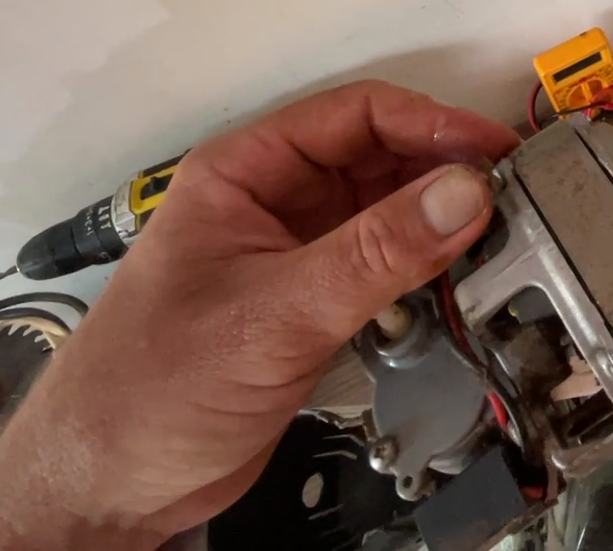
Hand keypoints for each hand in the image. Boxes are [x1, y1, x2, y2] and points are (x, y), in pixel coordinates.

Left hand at [0, 81, 519, 549]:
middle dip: (445, 166)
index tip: (491, 149)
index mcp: (247, 169)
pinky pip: (388, 254)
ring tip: (497, 228)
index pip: (357, 114)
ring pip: (390, 203)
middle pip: (381, 153)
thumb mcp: (275, 313)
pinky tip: (459, 269)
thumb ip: (377, 252)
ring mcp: (301, 243)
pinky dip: (427, 257)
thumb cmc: (152, 392)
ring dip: (441, 212)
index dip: (431, 122)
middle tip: (508, 191)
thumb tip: (467, 190)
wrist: (104, 497)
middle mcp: (278, 194)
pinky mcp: (318, 290)